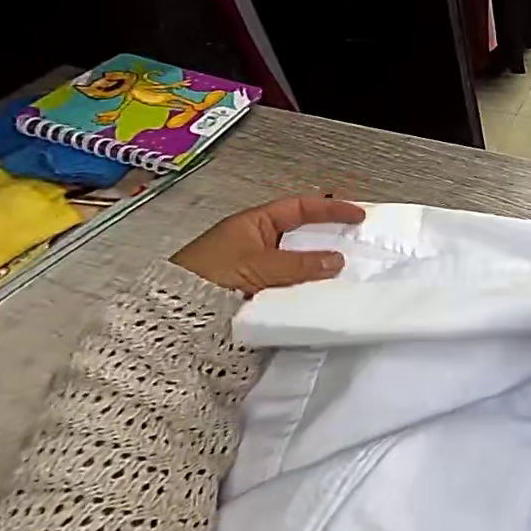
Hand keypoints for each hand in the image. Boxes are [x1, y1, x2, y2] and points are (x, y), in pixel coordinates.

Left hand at [172, 196, 365, 296]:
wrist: (171, 322)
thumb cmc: (207, 279)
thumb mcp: (257, 266)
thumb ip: (299, 263)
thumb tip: (338, 260)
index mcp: (252, 224)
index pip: (299, 208)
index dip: (330, 209)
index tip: (359, 216)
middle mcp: (256, 242)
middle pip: (302, 233)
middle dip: (330, 236)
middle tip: (359, 240)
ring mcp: (258, 267)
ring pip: (299, 259)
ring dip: (322, 262)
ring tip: (348, 267)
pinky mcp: (258, 291)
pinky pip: (292, 281)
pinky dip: (310, 282)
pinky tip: (325, 288)